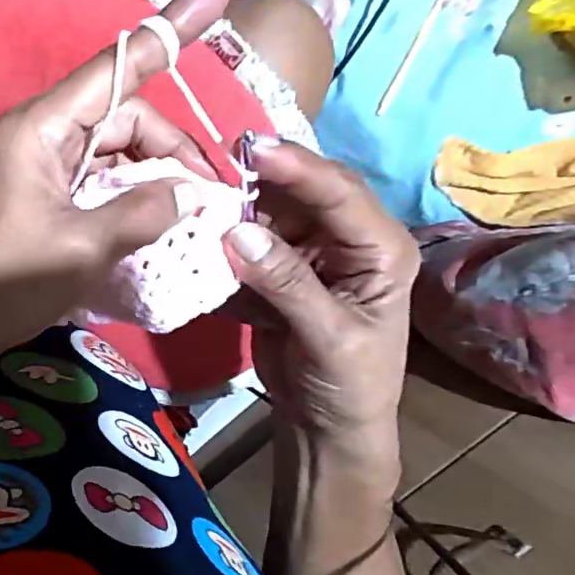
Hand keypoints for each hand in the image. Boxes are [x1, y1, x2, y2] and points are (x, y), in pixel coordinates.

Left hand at [0, 0, 235, 370]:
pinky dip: (126, 189)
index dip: (171, 30)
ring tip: (188, 210)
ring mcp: (35, 159)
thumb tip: (189, 195)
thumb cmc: (12, 286)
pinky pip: (93, 173)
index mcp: (39, 129)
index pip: (116, 67)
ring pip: (111, 145)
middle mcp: (36, 131)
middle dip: (167, 148)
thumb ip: (145, 211)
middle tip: (206, 194)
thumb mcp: (87, 248)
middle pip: (121, 114)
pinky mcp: (37, 187)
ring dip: (150, 172)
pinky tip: (155, 215)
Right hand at [223, 138, 418, 484]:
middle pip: (300, 194)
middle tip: (210, 166)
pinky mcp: (276, 274)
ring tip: (195, 202)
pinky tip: (197, 238)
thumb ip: (287, 284)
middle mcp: (344, 241)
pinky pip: (246, 248)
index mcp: (379, 248)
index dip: (297, 168)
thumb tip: (237, 233)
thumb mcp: (329, 338)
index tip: (250, 149)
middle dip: (258, 181)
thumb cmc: (350, 385)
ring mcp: (307, 255)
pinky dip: (222, 246)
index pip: (339, 194)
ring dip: (234, 211)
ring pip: (268, 217)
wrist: (326, 425)